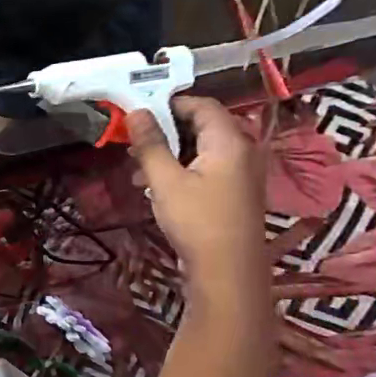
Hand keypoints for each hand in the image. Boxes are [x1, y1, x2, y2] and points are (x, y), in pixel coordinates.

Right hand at [126, 97, 265, 288]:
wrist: (227, 273)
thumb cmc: (197, 222)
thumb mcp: (165, 181)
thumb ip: (151, 144)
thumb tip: (137, 112)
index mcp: (229, 141)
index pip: (202, 104)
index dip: (171, 103)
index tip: (139, 114)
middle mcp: (241, 151)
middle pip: (202, 126)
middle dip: (166, 131)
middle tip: (134, 143)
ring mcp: (240, 174)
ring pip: (201, 150)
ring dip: (170, 153)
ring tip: (138, 169)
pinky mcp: (233, 194)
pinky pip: (206, 169)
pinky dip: (181, 170)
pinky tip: (155, 187)